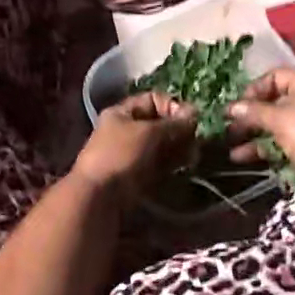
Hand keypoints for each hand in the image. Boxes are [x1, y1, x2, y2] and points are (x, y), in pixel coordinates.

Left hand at [72, 92, 196, 198]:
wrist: (98, 195)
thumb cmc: (120, 155)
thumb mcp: (148, 133)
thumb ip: (173, 123)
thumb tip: (194, 112)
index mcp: (121, 113)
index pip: (153, 100)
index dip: (172, 106)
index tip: (190, 119)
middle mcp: (126, 131)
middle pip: (159, 124)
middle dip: (179, 130)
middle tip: (196, 139)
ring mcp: (132, 154)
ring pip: (161, 145)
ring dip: (179, 147)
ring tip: (193, 155)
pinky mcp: (138, 175)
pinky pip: (159, 164)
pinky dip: (173, 163)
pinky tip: (186, 165)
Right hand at [226, 68, 294, 186]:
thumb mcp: (282, 121)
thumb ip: (255, 112)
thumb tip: (231, 107)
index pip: (275, 77)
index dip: (252, 91)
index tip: (235, 109)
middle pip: (274, 100)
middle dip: (249, 116)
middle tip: (228, 129)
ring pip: (277, 122)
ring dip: (254, 134)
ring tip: (230, 147)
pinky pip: (285, 137)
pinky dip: (267, 145)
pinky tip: (245, 156)